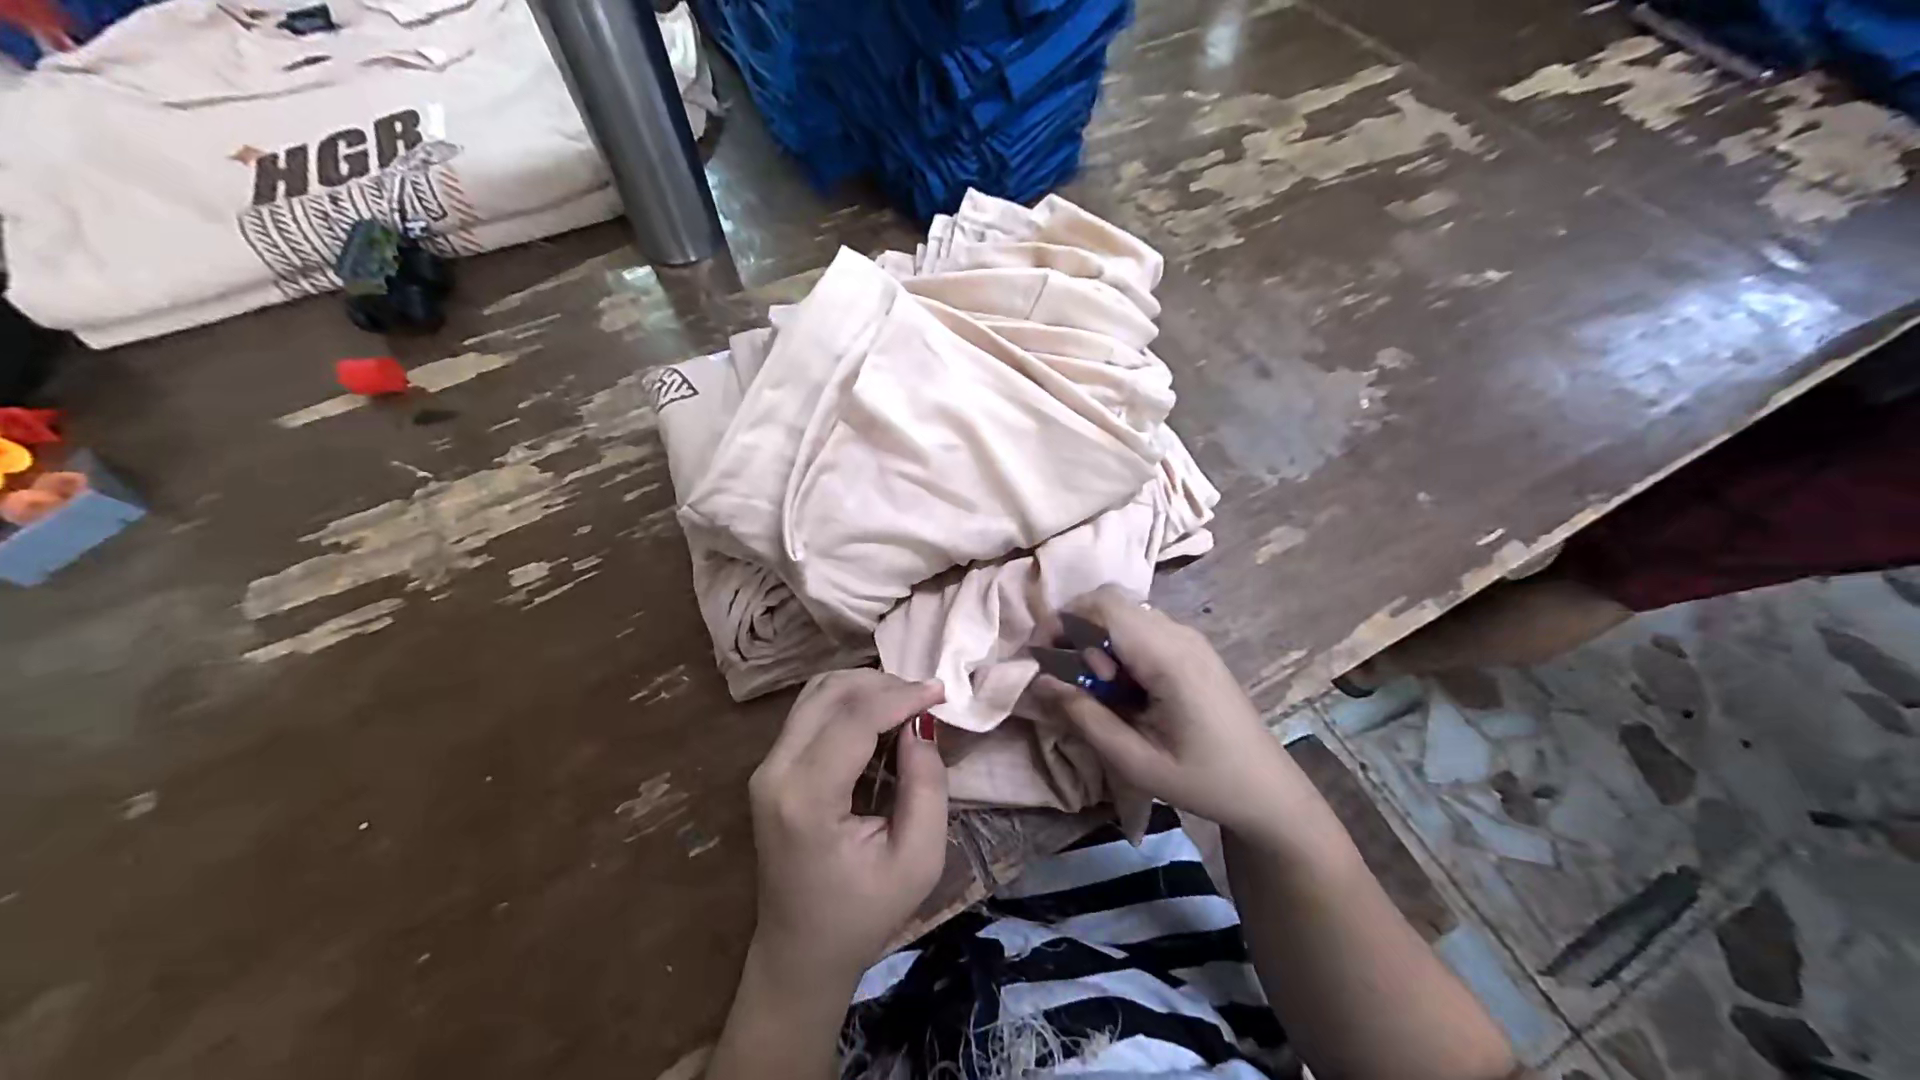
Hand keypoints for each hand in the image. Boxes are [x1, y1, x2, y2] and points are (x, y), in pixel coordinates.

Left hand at [746, 670, 948, 989]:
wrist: (799, 952)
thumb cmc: (863, 915)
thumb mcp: (918, 862)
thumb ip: (926, 787)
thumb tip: (922, 725)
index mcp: (806, 799)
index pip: (854, 718)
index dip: (902, 696)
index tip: (943, 692)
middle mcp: (775, 772)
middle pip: (830, 692)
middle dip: (884, 684)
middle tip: (926, 699)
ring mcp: (766, 767)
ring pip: (816, 692)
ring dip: (864, 686)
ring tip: (906, 704)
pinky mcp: (770, 767)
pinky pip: (810, 711)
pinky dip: (848, 701)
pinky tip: (879, 717)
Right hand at [1026, 586, 1304, 837]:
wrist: (1268, 789)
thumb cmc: (1204, 780)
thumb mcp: (1135, 760)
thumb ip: (1084, 716)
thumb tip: (1040, 681)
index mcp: (1169, 656)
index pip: (1103, 605)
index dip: (1062, 621)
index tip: (1041, 659)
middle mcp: (1179, 634)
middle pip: (1110, 602)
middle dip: (1074, 630)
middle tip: (1065, 676)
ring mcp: (1188, 638)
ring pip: (1124, 614)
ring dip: (1096, 640)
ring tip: (1095, 688)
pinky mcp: (1191, 649)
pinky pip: (1141, 629)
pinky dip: (1116, 646)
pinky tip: (1119, 688)